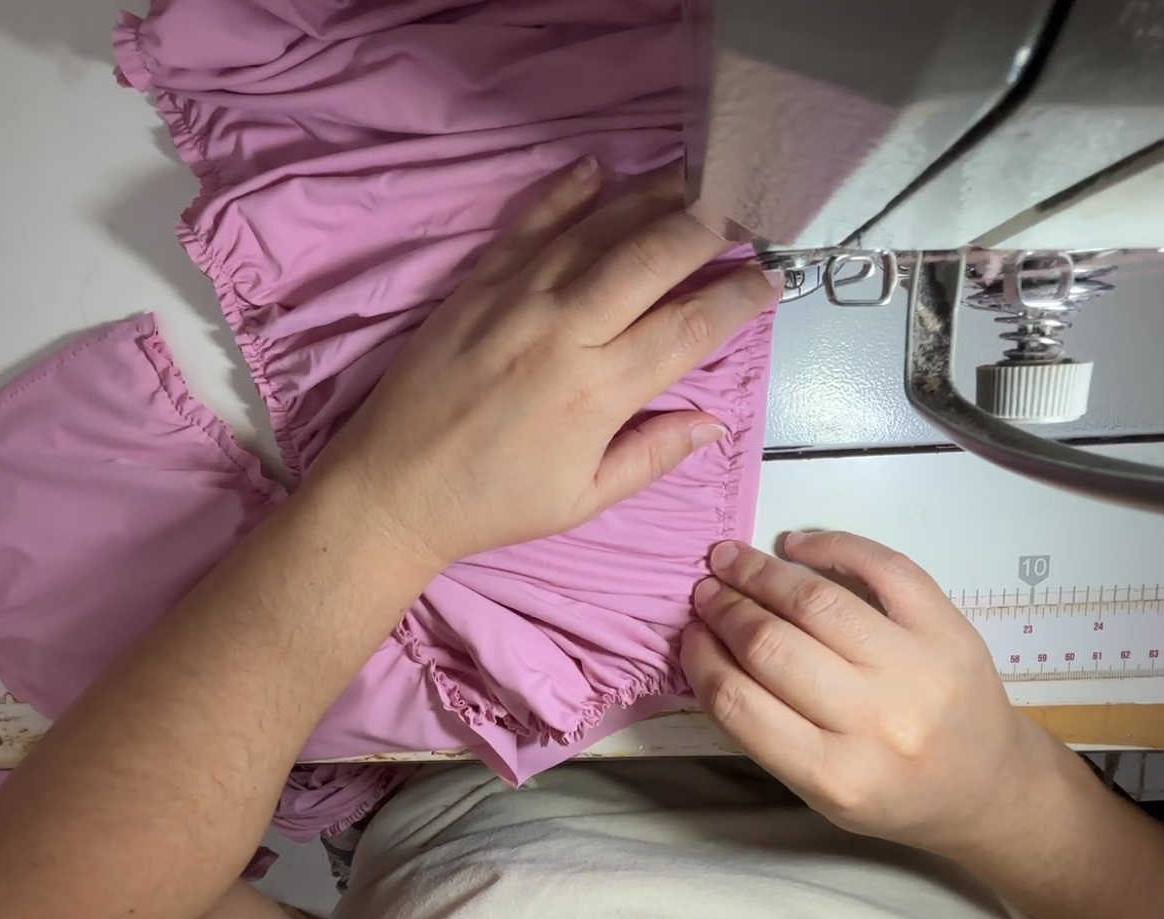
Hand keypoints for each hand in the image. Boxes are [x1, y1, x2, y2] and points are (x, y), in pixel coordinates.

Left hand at [311, 160, 775, 568]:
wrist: (394, 488)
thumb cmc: (493, 503)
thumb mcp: (584, 499)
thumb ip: (652, 454)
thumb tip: (712, 421)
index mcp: (599, 392)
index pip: (690, 327)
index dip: (739, 296)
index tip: (770, 276)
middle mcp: (565, 331)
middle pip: (654, 256)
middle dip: (708, 225)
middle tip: (743, 207)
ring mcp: (517, 299)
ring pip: (600, 228)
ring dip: (653, 196)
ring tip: (693, 176)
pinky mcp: (476, 285)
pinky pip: (530, 225)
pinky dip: (566, 193)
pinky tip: (598, 170)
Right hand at [680, 531, 1077, 855]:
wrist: (990, 788)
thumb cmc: (893, 793)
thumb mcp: (816, 790)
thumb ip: (761, 726)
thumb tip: (709, 645)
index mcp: (835, 775)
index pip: (739, 702)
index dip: (701, 658)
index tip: (689, 634)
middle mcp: (877, 722)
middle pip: (772, 646)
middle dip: (725, 609)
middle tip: (706, 592)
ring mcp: (918, 669)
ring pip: (817, 602)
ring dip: (761, 573)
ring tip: (732, 560)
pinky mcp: (949, 628)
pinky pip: (885, 567)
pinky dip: (834, 545)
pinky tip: (797, 544)